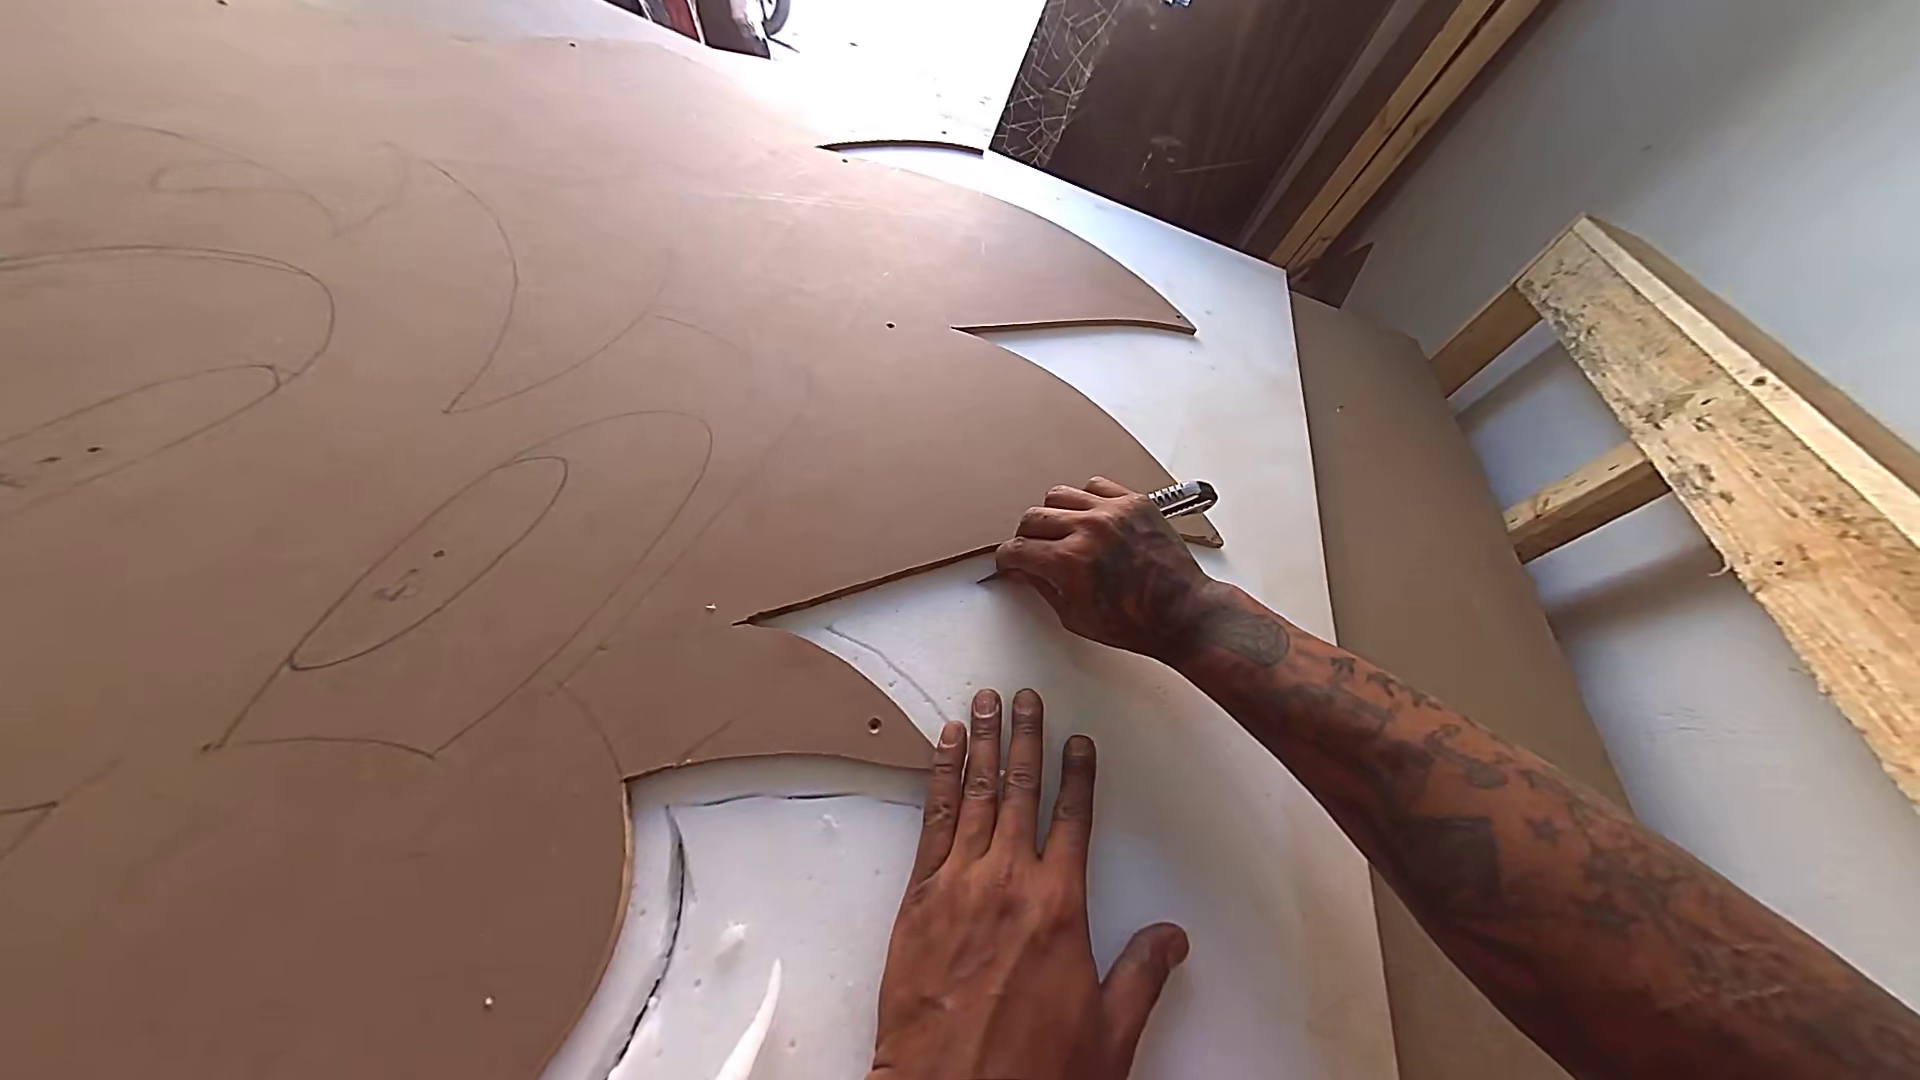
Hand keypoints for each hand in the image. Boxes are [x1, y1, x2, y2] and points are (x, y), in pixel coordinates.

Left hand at [869, 688, 1187, 1079]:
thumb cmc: (1029, 1073)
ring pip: (978, 791)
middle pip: (1023, 789)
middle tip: (1028, 698)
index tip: (1079, 741)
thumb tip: (1173, 937)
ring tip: (987, 703)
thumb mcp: (1107, 1035)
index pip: (1074, 818)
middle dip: (1028, 737)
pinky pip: (934, 817)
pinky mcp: (921, 891)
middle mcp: (1010, 879)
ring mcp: (961, 879)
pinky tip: (948, 745)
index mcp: (1058, 905)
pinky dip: (942, 774)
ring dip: (986, 742)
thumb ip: (1141, 975)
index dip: (1078, 774)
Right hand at [994, 478, 1221, 662]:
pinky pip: (1094, 486)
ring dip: (1052, 515)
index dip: (1007, 559)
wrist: (1182, 613)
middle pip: (1032, 518)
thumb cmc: (1135, 622)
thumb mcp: (1074, 616)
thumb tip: (1024, 569)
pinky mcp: (1134, 502)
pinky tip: (1089, 517)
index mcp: (1069, 562)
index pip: (1018, 549)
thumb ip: (1042, 586)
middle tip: (1033, 549)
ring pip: (1058, 495)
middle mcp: (1088, 530)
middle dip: (1025, 537)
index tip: (1009, 561)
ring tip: (1062, 531)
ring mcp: (1112, 512)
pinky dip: (1086, 499)